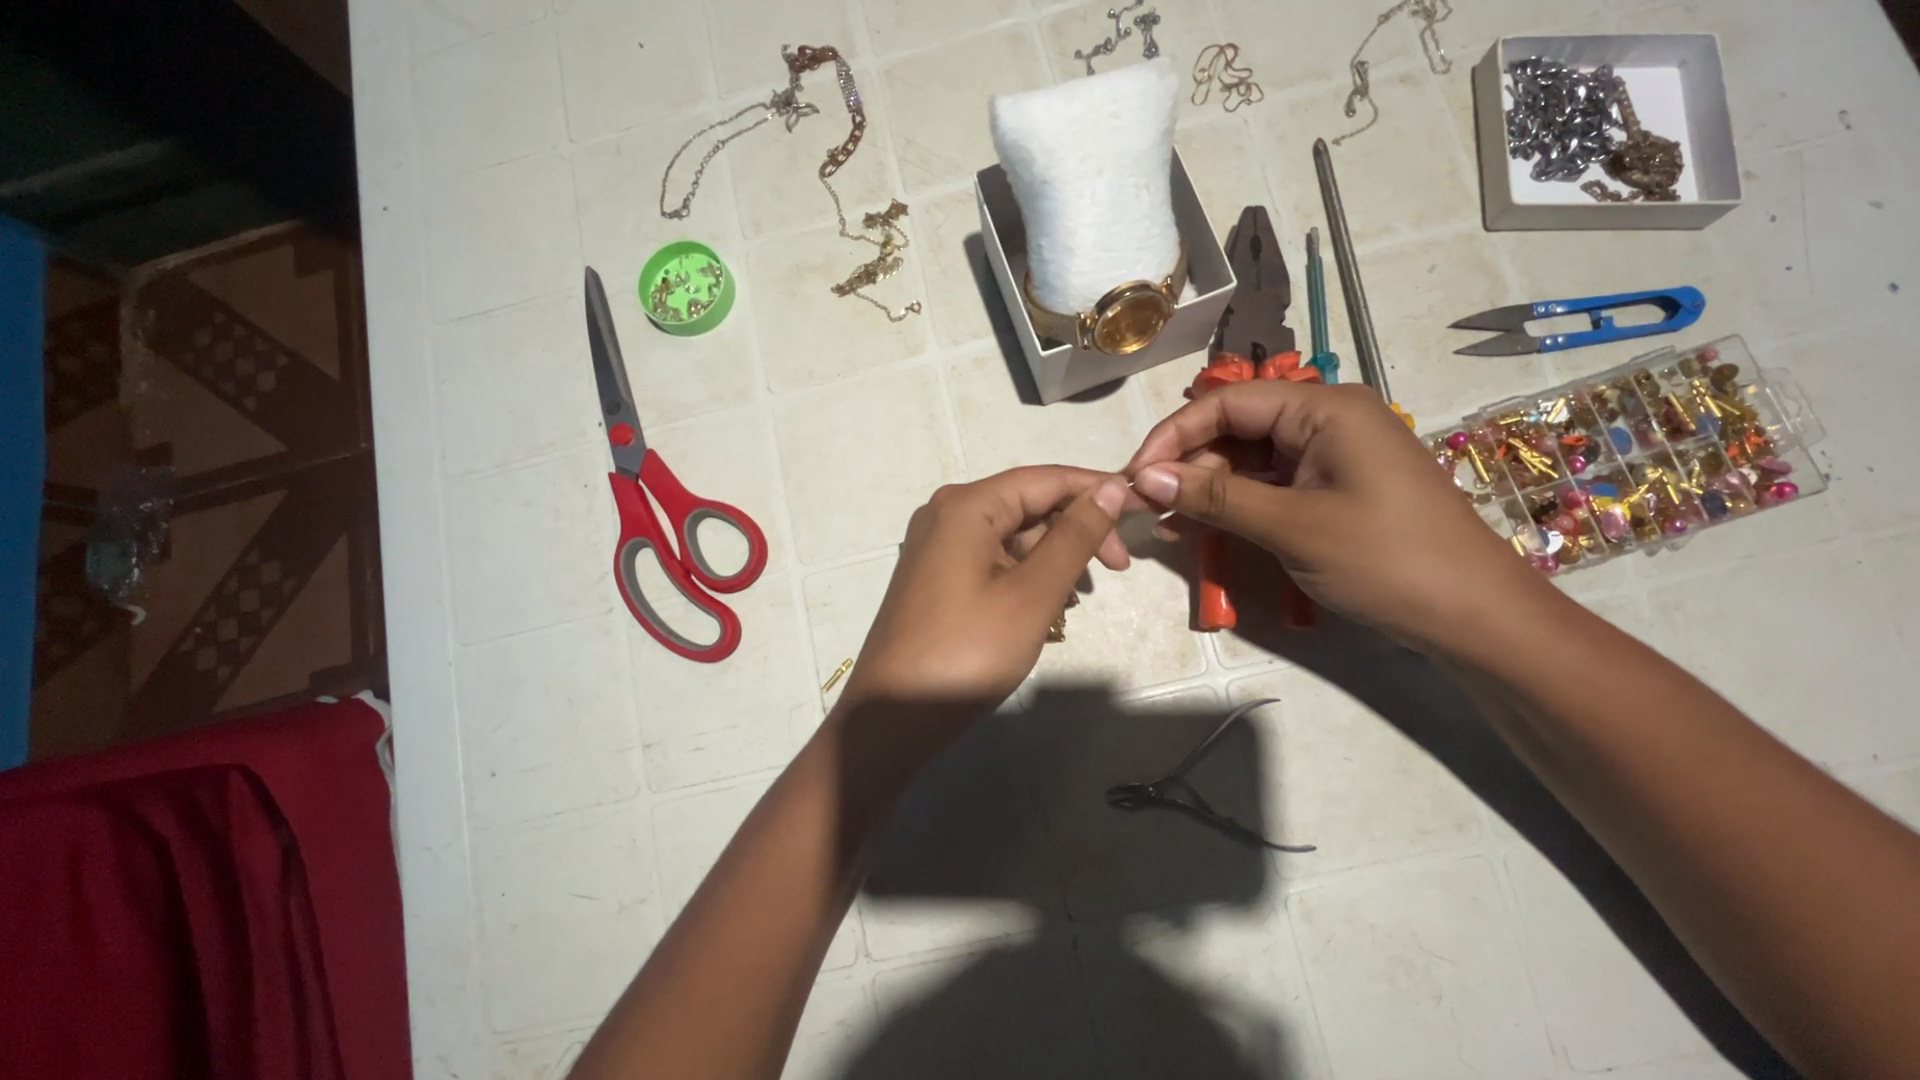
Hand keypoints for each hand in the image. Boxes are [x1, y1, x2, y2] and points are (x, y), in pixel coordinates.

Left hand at [836, 467, 1130, 728]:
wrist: (895, 715)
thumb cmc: (968, 651)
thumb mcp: (1033, 594)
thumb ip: (1075, 537)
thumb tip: (1111, 487)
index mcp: (967, 505)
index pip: (1047, 478)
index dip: (1098, 490)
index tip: (1142, 513)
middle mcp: (948, 513)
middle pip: (1029, 503)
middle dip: (1078, 529)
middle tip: (1119, 568)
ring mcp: (937, 545)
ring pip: (1013, 533)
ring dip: (1054, 556)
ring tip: (1080, 597)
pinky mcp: (935, 576)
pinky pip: (993, 557)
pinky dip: (1026, 573)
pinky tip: (1048, 605)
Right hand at [1126, 381, 1545, 650]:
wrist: (1473, 615)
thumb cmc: (1385, 559)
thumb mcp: (1291, 526)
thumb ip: (1215, 496)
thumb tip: (1144, 477)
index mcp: (1324, 408)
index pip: (1227, 402)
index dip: (1173, 436)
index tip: (1133, 476)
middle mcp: (1329, 419)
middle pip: (1238, 428)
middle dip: (1189, 465)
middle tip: (1149, 508)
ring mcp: (1335, 454)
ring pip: (1252, 459)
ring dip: (1210, 488)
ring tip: (1170, 525)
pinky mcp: (1338, 486)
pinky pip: (1274, 484)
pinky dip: (1239, 504)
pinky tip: (1207, 529)